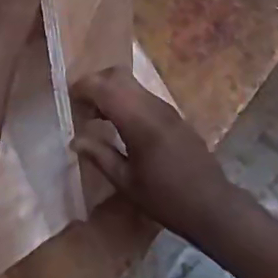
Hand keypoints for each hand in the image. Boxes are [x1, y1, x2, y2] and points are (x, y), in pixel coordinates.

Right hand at [71, 67, 235, 235]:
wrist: (210, 201)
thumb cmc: (165, 198)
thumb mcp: (127, 183)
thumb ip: (100, 156)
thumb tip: (74, 140)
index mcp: (139, 120)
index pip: (106, 87)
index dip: (84, 87)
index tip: (67, 98)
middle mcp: (153, 105)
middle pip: (119, 76)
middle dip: (95, 83)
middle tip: (78, 106)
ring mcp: (165, 106)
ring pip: (131, 83)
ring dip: (110, 90)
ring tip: (92, 116)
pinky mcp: (172, 113)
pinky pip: (142, 95)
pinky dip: (124, 99)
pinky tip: (115, 123)